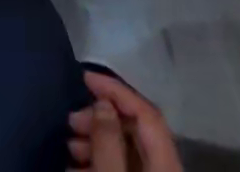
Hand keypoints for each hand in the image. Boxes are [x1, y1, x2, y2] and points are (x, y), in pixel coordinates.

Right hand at [66, 72, 180, 171]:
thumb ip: (107, 141)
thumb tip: (102, 102)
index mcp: (166, 162)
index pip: (147, 113)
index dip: (117, 89)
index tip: (85, 76)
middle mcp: (167, 166)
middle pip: (137, 128)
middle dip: (100, 116)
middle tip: (72, 121)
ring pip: (128, 146)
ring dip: (96, 138)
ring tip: (72, 145)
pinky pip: (124, 163)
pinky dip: (102, 155)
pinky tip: (79, 162)